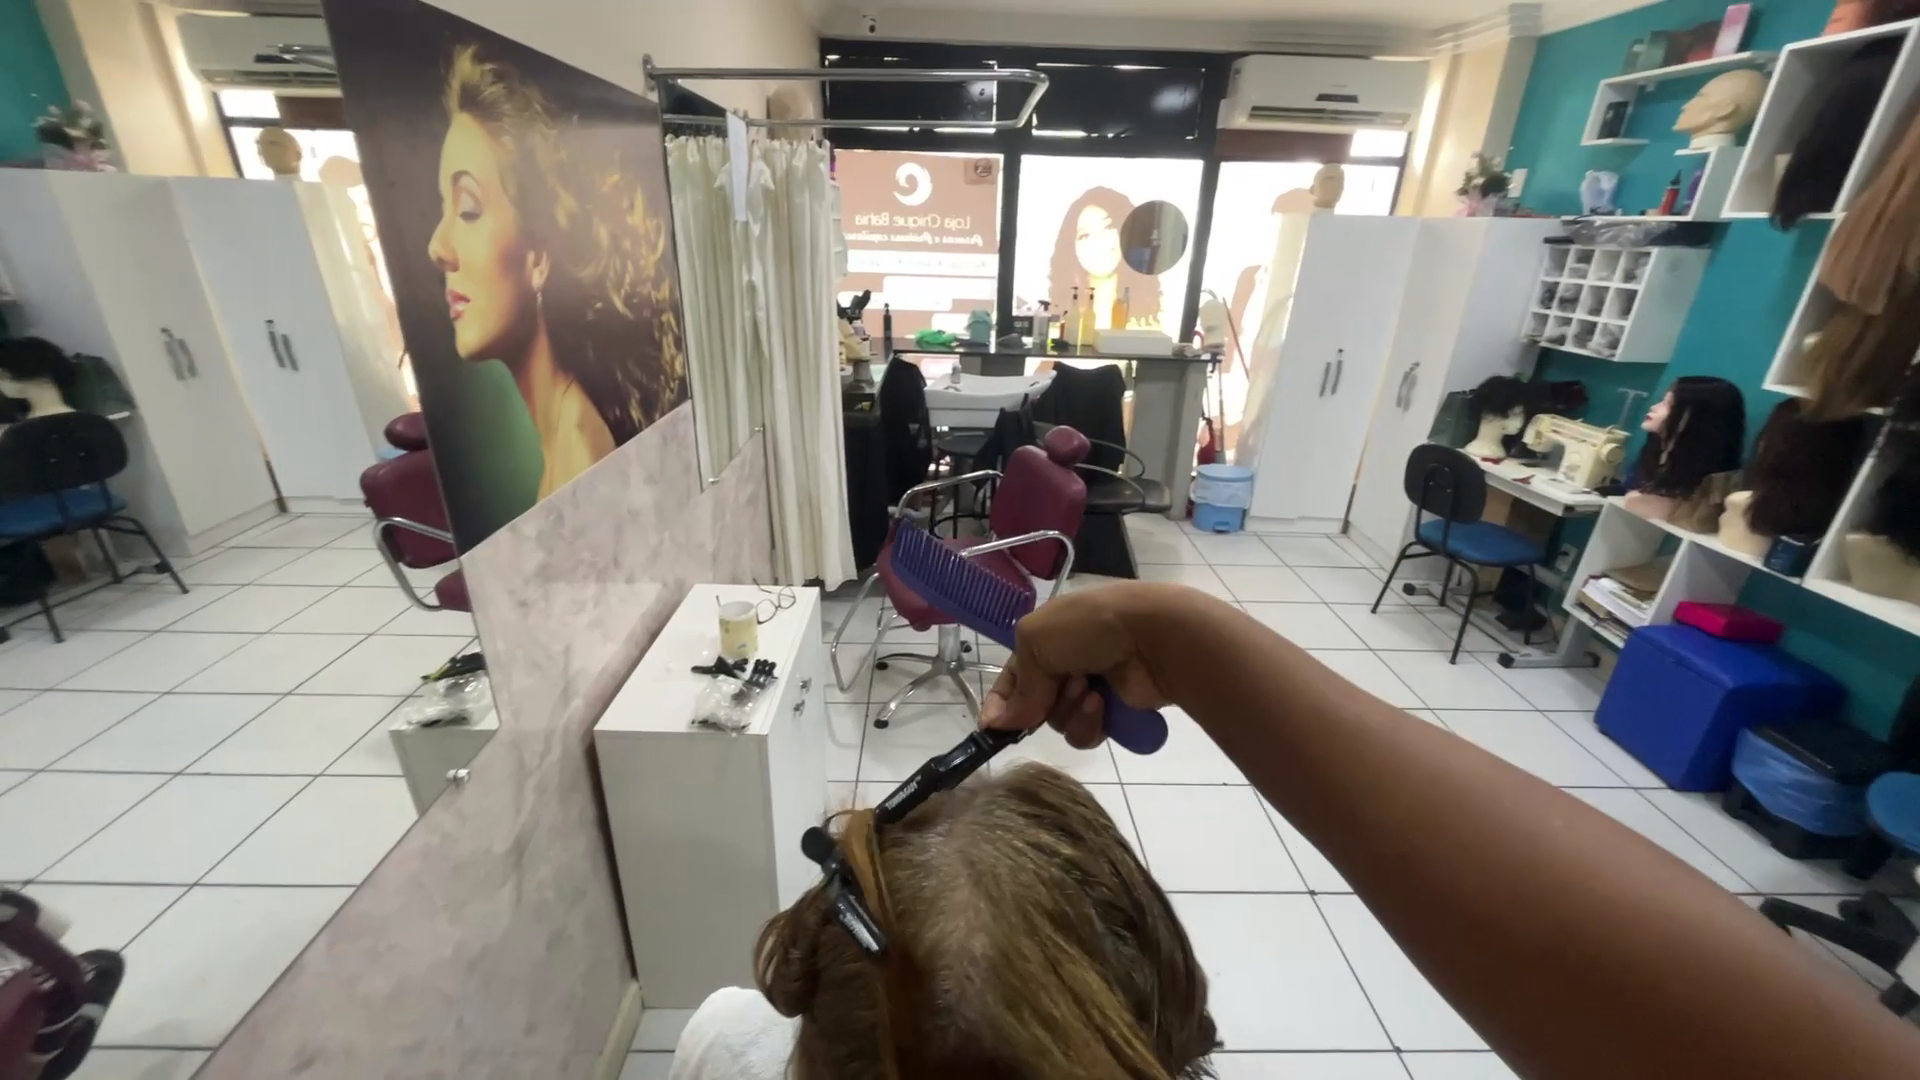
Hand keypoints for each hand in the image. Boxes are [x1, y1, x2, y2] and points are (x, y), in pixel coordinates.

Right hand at [978, 584, 1183, 748]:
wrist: (1153, 637)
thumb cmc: (1089, 627)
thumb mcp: (1036, 640)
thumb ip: (1019, 685)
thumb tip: (1003, 724)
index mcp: (1046, 637)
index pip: (1012, 675)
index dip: (999, 701)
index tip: (988, 727)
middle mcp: (1065, 662)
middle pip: (1034, 704)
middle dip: (1041, 700)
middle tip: (1061, 685)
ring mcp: (1091, 688)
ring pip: (1058, 721)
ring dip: (1068, 709)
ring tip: (1090, 689)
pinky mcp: (1113, 712)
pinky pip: (1084, 733)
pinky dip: (1089, 722)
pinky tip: (1103, 703)